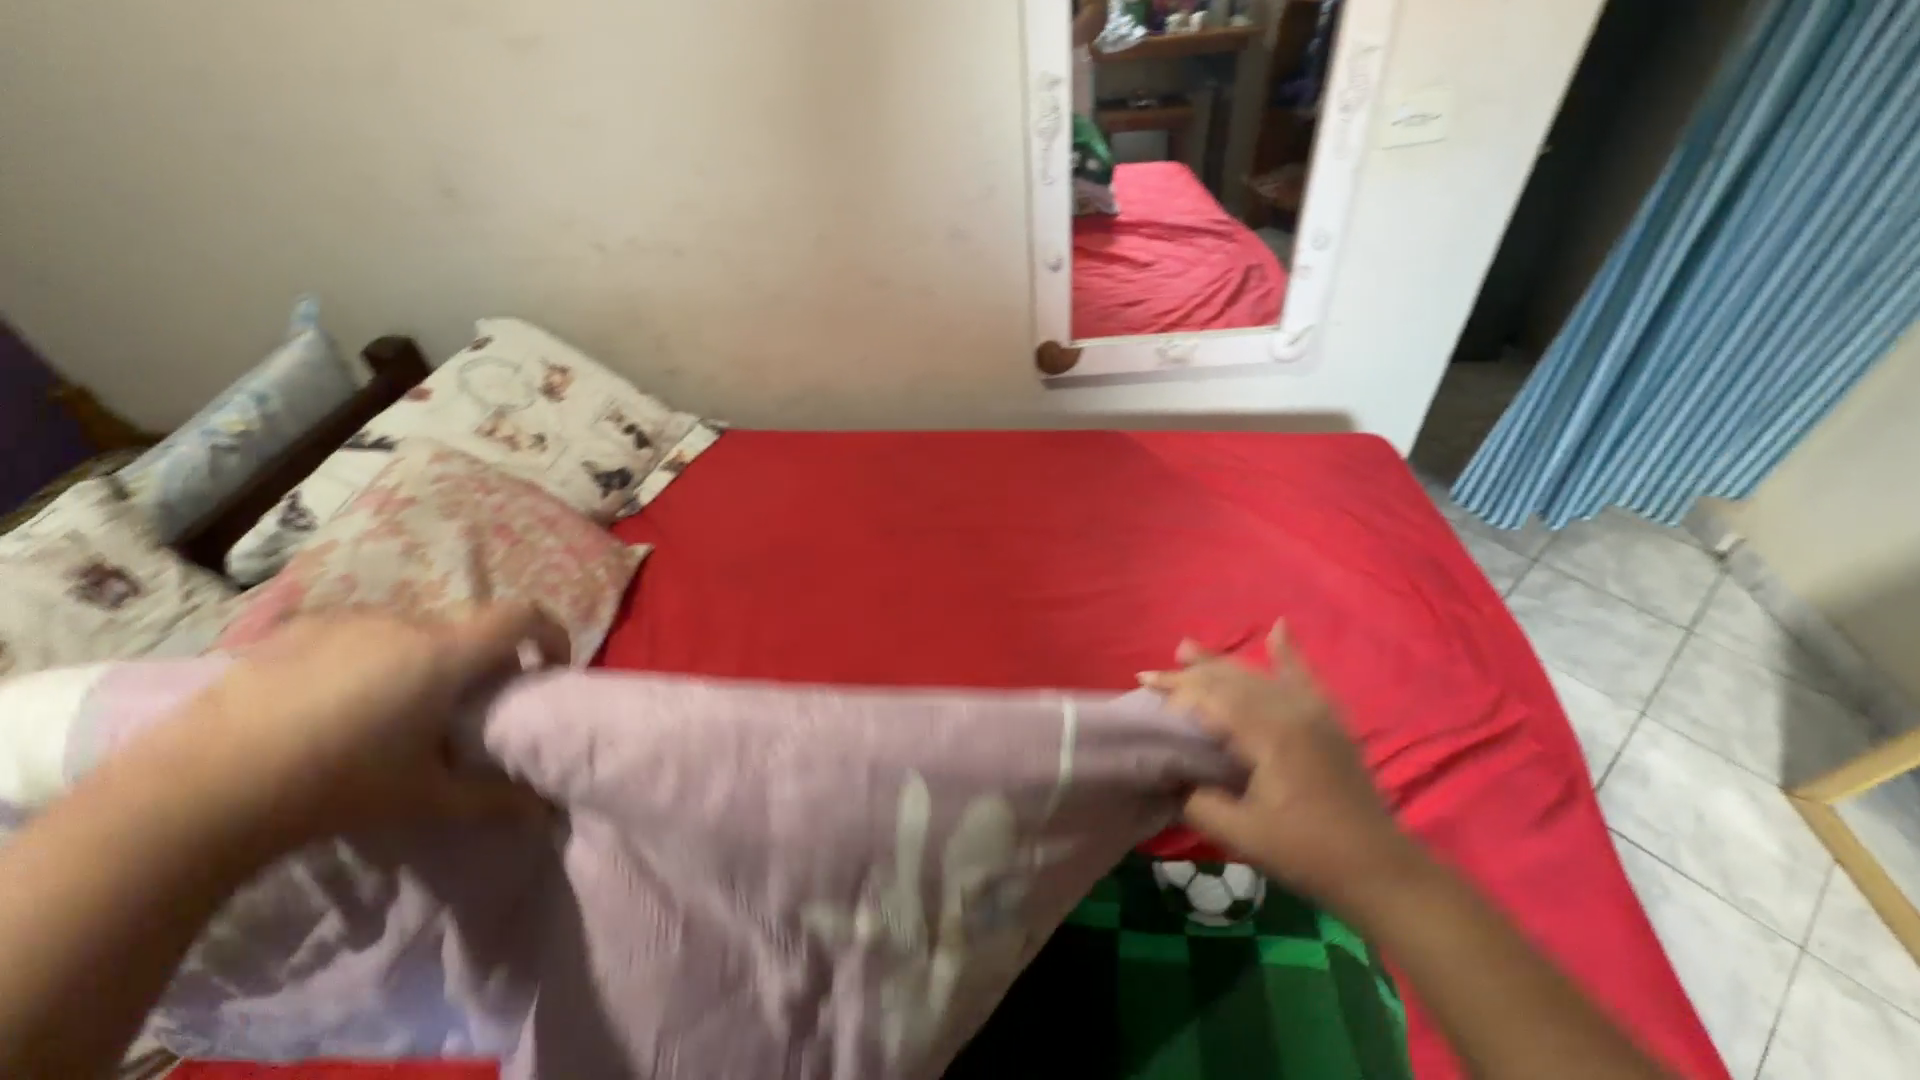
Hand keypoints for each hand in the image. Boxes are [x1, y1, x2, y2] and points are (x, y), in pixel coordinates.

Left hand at [130, 605, 567, 850]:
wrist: (200, 788)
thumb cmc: (335, 786)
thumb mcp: (424, 799)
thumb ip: (493, 800)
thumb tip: (545, 812)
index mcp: (443, 654)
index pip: (521, 616)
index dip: (549, 633)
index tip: (547, 667)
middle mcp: (401, 623)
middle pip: (463, 629)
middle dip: (478, 662)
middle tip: (464, 711)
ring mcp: (342, 622)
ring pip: (407, 633)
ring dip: (421, 661)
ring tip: (394, 713)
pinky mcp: (291, 633)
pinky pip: (355, 637)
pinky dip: (368, 661)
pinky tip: (333, 710)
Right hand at [1141, 621, 1419, 912]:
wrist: (1378, 868)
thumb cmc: (1307, 853)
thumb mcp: (1242, 835)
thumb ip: (1200, 803)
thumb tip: (1172, 779)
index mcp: (1270, 734)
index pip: (1212, 698)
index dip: (1176, 692)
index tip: (1144, 692)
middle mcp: (1292, 710)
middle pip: (1231, 680)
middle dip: (1189, 675)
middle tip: (1150, 675)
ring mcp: (1315, 712)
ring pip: (1259, 675)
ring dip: (1221, 663)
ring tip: (1185, 647)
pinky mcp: (1329, 721)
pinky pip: (1304, 677)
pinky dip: (1289, 653)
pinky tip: (1278, 628)